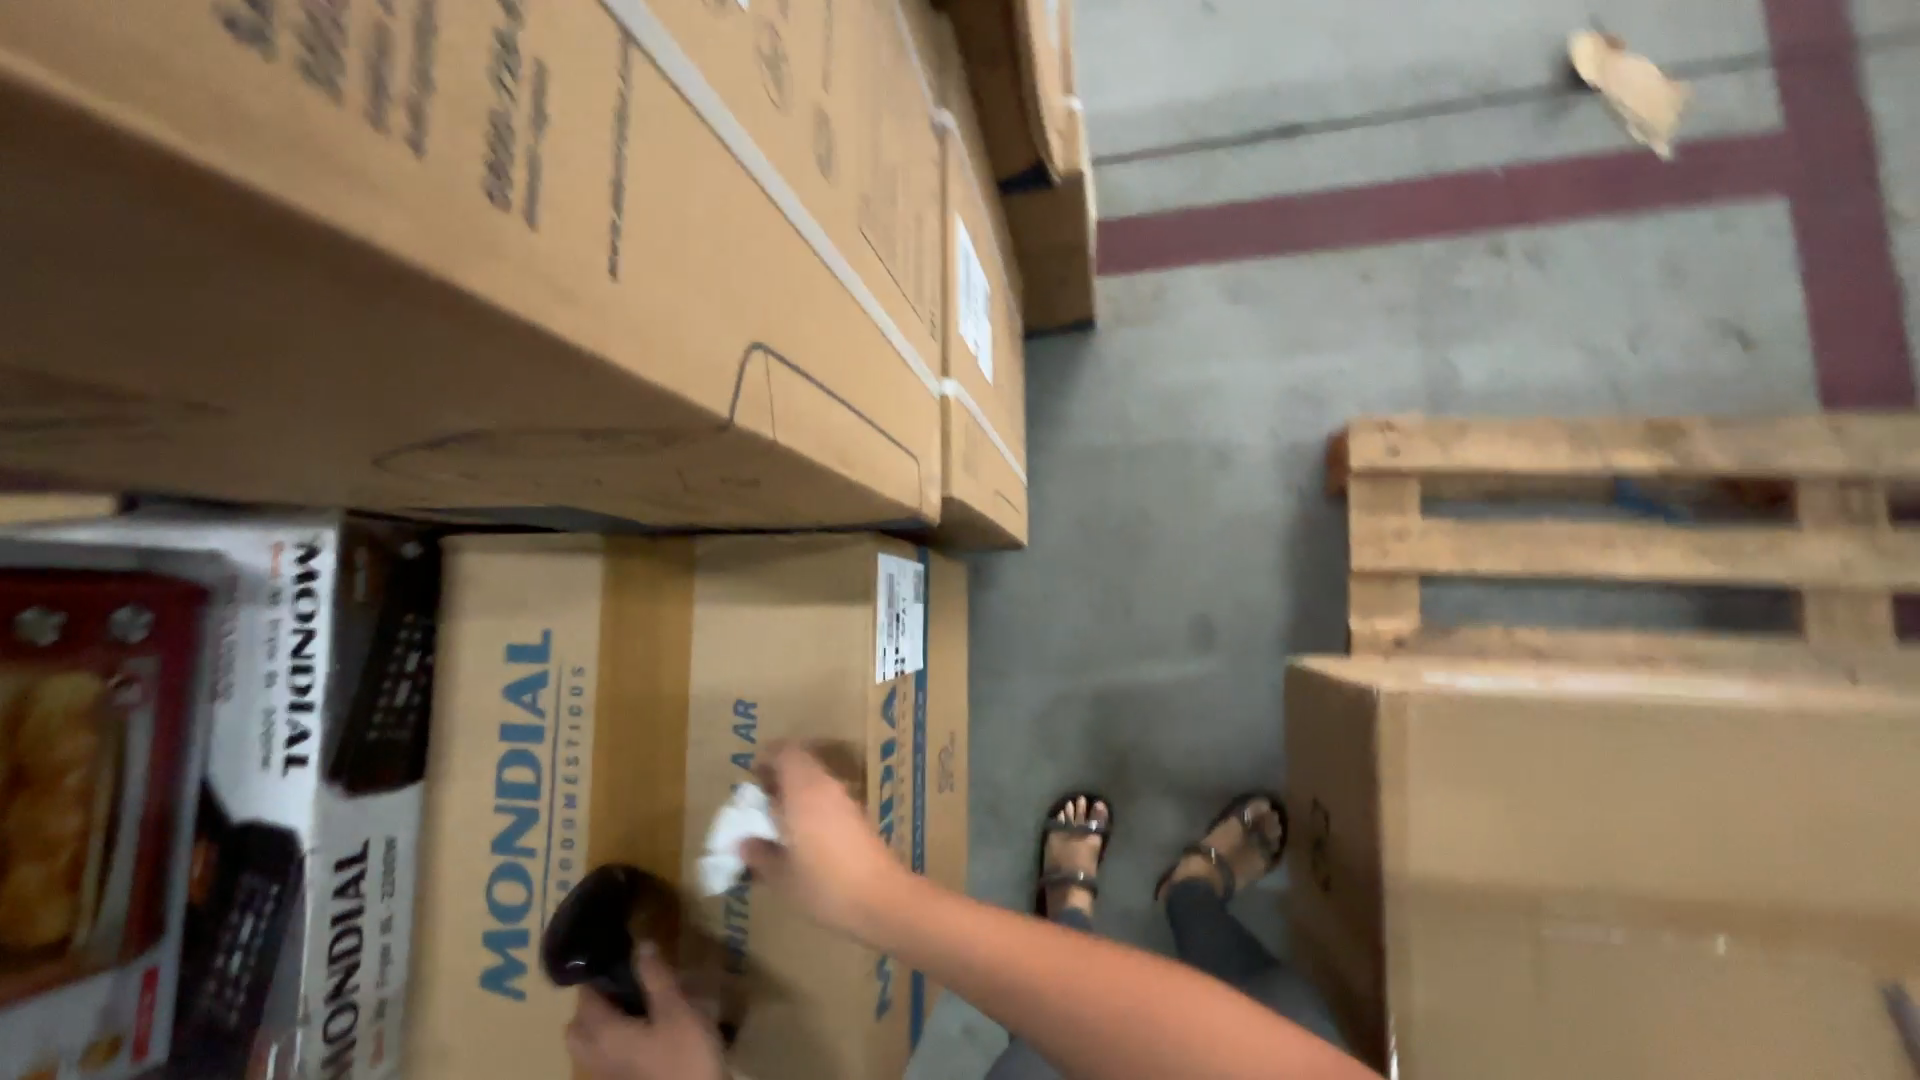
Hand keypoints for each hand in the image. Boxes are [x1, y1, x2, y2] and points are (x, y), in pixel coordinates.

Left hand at [565, 946, 724, 1079]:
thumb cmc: (684, 1055)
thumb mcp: (676, 1009)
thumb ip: (656, 977)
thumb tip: (641, 945)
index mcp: (603, 1033)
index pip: (585, 997)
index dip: (597, 974)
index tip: (617, 955)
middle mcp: (595, 1056)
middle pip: (577, 1025)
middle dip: (592, 1003)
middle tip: (622, 986)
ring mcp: (606, 1076)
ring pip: (588, 1046)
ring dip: (600, 1025)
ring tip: (632, 1009)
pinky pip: (603, 1060)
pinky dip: (611, 1044)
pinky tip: (641, 1035)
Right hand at [745, 743, 908, 936]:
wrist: (880, 898)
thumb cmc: (824, 884)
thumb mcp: (780, 876)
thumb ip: (759, 854)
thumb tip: (744, 842)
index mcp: (804, 790)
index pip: (786, 752)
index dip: (767, 759)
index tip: (752, 779)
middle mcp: (826, 786)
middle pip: (802, 764)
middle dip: (779, 778)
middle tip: (761, 803)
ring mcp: (846, 801)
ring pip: (816, 782)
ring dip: (797, 793)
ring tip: (778, 823)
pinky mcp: (859, 817)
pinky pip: (829, 799)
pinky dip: (812, 807)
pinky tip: (803, 838)